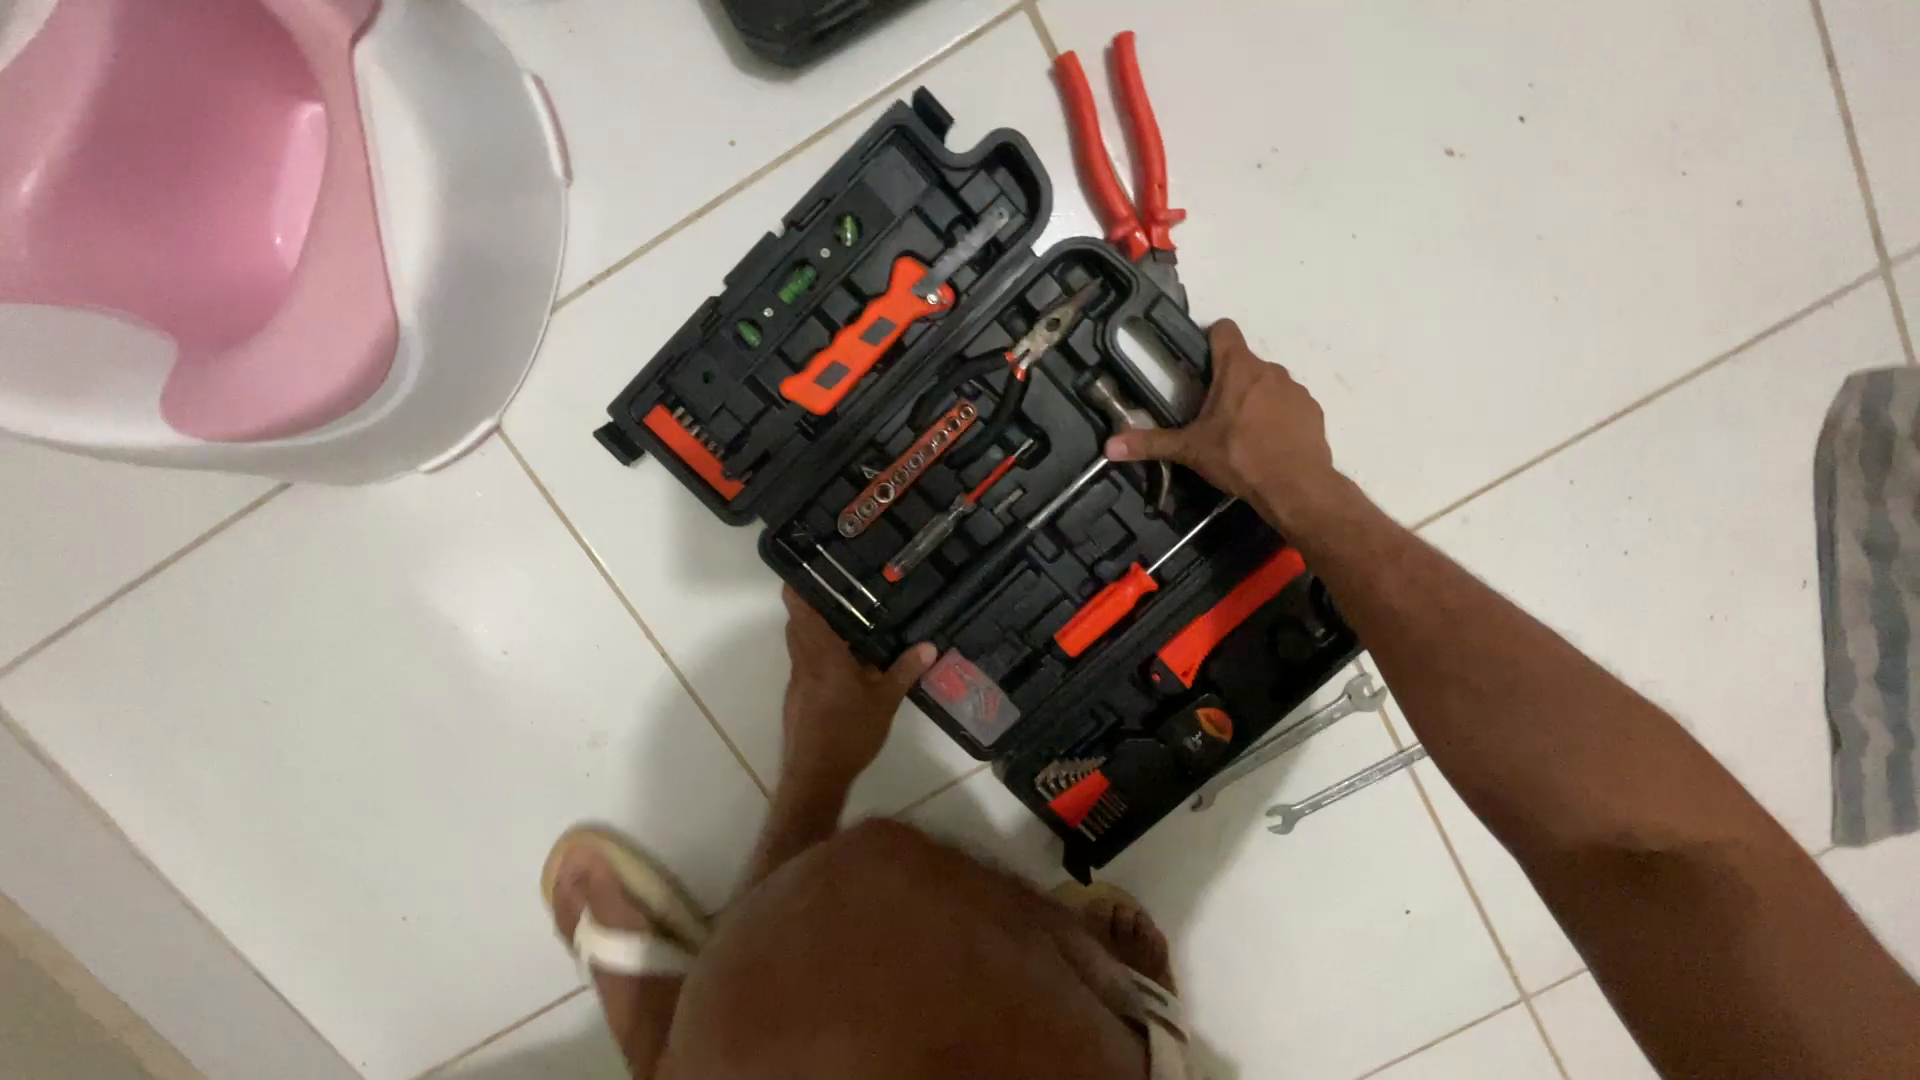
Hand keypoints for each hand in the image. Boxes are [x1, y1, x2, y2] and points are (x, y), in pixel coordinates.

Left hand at [779, 587, 935, 787]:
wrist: (815, 776)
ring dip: (816, 632)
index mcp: (822, 653)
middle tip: (842, 594)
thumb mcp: (885, 700)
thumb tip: (929, 646)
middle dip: (813, 606)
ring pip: (800, 645)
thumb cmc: (849, 732)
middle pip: (797, 623)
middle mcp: (803, 661)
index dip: (799, 585)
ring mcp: (797, 681)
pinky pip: (805, 666)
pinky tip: (845, 667)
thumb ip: (905, 670)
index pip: (799, 608)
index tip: (812, 570)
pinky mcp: (797, 699)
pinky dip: (819, 656)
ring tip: (849, 626)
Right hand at [1104, 320, 1343, 526]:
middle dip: (1228, 380)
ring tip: (1240, 432)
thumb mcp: (1190, 450)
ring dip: (1254, 399)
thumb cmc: (1239, 458)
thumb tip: (1109, 447)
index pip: (1224, 329)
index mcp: (1238, 369)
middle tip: (1211, 412)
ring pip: (1268, 384)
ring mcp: (1296, 390)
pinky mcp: (1312, 411)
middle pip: (1244, 362)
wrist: (1295, 486)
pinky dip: (1277, 417)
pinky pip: (1289, 405)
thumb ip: (1151, 444)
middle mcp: (1270, 370)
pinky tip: (1267, 444)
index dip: (1209, 338)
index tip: (1197, 361)